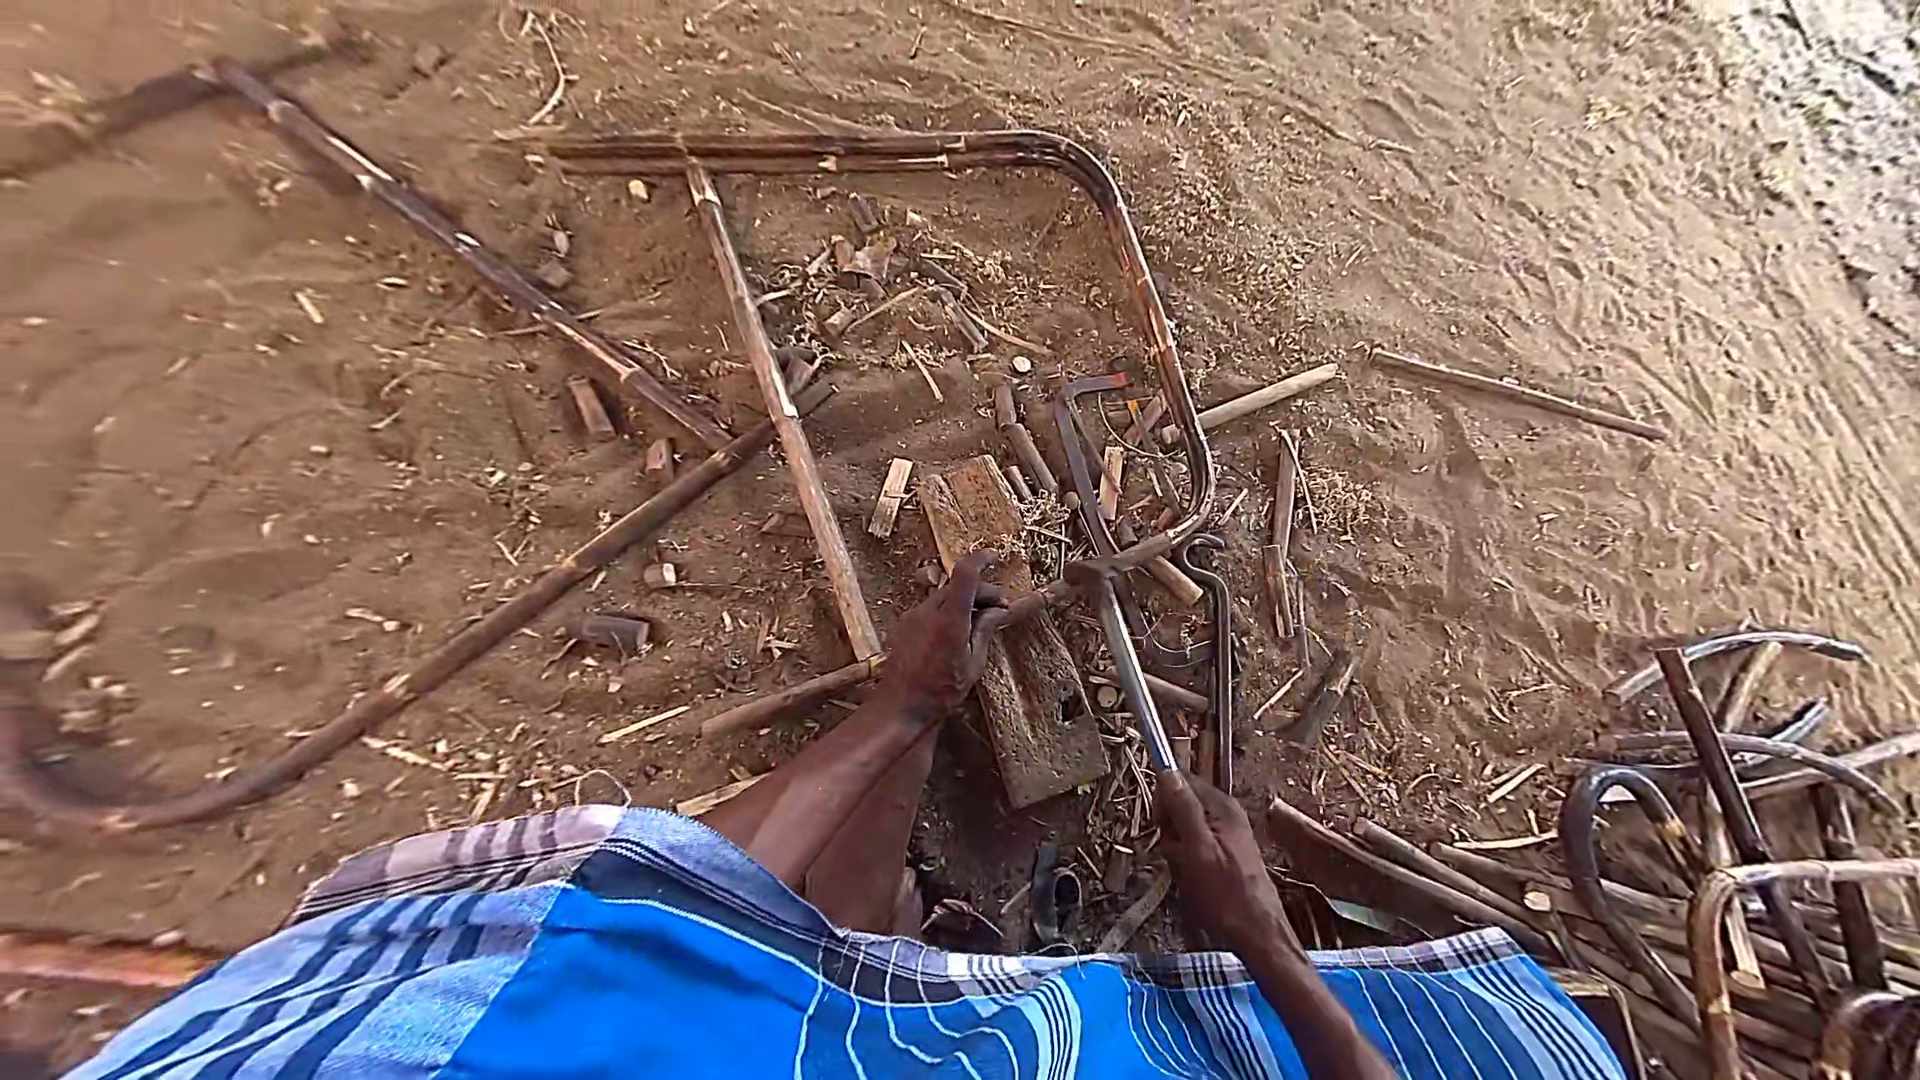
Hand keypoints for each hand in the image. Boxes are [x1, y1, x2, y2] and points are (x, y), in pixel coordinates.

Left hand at [871, 550, 1012, 720]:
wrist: (901, 705)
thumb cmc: (941, 690)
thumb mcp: (973, 662)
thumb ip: (984, 629)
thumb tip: (996, 609)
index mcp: (950, 619)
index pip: (965, 574)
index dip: (981, 559)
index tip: (994, 557)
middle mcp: (929, 611)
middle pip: (958, 584)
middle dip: (981, 590)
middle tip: (1000, 607)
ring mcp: (914, 616)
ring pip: (944, 596)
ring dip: (964, 600)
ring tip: (980, 621)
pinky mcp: (906, 624)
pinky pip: (931, 608)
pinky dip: (948, 610)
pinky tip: (957, 629)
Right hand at [1156, 770, 1296, 956]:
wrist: (1258, 938)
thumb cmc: (1226, 895)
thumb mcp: (1197, 847)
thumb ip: (1182, 807)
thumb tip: (1166, 769)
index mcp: (1221, 805)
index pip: (1179, 779)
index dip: (1163, 798)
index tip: (1161, 823)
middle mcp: (1225, 812)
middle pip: (1180, 802)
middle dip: (1170, 825)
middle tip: (1177, 852)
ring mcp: (1226, 832)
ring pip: (1183, 825)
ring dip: (1176, 845)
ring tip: (1186, 868)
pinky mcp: (1225, 851)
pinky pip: (1193, 843)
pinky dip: (1186, 857)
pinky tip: (1193, 875)